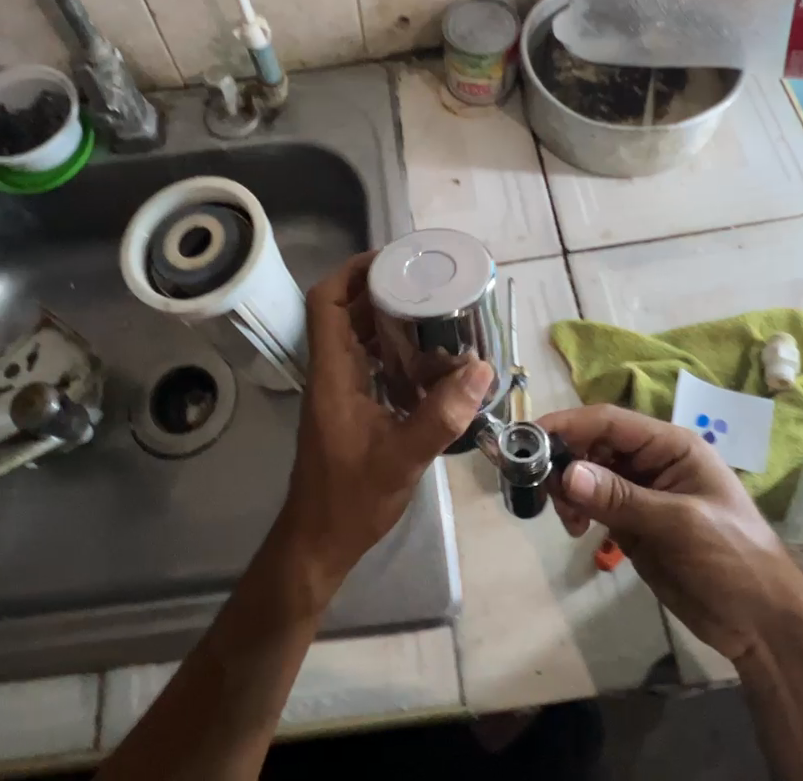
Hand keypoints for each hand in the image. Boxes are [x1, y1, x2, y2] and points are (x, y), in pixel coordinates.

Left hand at [281, 252, 492, 590]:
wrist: (320, 541)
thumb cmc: (350, 499)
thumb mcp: (402, 458)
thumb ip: (441, 415)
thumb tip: (483, 369)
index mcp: (332, 373)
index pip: (325, 303)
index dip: (352, 271)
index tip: (393, 260)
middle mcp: (331, 373)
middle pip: (343, 311)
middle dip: (380, 288)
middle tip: (427, 280)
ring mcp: (339, 391)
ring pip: (357, 336)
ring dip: (388, 318)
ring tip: (433, 309)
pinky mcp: (350, 408)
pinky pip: (369, 362)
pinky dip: (395, 350)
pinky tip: (430, 359)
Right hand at [537, 405, 802, 660]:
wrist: (762, 622)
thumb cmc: (733, 559)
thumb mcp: (679, 524)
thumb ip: (621, 498)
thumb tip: (566, 473)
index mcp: (671, 446)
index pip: (610, 422)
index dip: (569, 425)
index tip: (529, 438)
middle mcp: (652, 462)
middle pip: (592, 444)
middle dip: (563, 461)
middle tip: (542, 490)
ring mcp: (640, 493)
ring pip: (586, 474)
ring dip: (567, 490)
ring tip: (568, 520)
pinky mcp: (632, 523)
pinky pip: (592, 503)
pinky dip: (576, 511)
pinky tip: (576, 531)